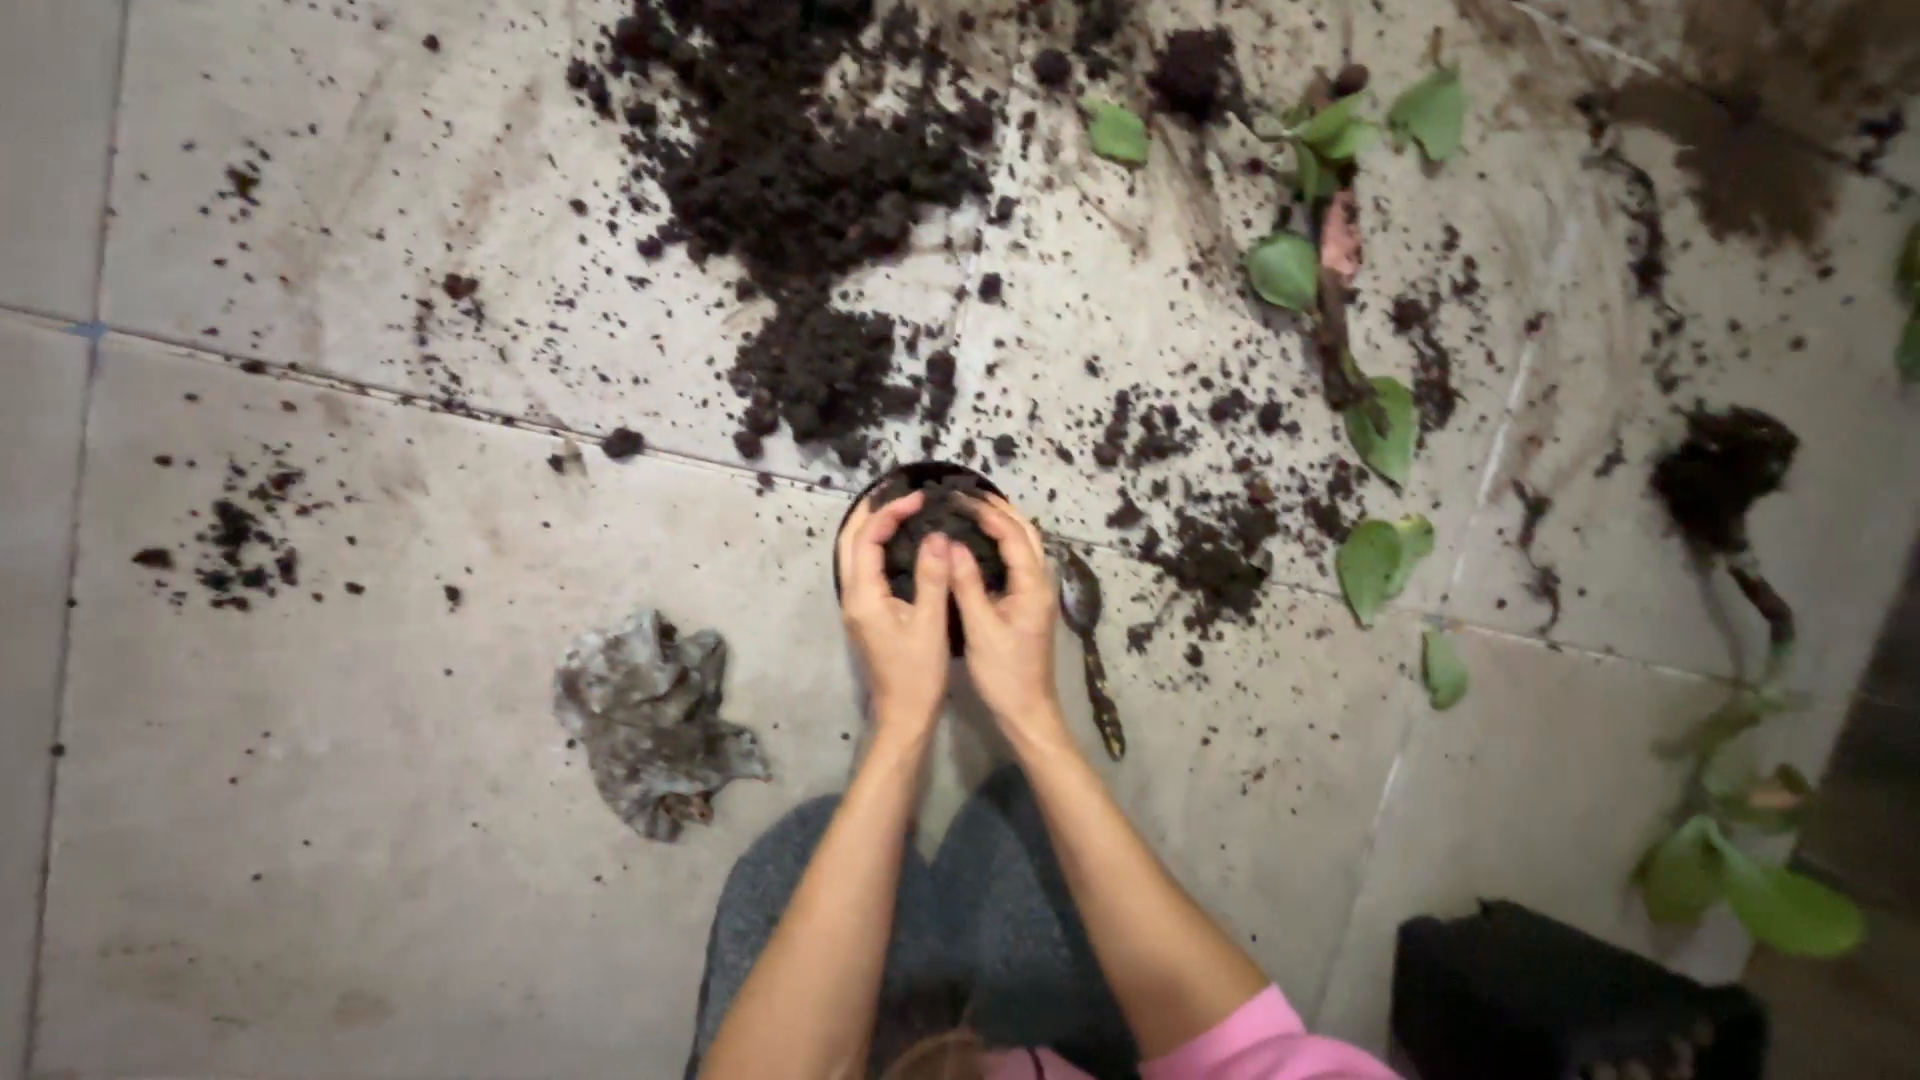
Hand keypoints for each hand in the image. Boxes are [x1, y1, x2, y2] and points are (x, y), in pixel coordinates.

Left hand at [836, 491, 951, 736]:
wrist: (903, 714)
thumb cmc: (918, 673)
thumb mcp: (930, 623)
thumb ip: (932, 577)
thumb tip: (937, 536)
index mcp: (863, 596)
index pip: (867, 540)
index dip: (890, 514)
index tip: (919, 500)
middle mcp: (852, 597)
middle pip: (849, 542)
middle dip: (870, 513)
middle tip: (897, 492)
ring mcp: (856, 606)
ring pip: (853, 555)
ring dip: (870, 528)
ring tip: (898, 508)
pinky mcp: (866, 614)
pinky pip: (864, 569)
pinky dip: (876, 548)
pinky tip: (900, 543)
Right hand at [948, 495, 1065, 741]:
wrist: (1027, 710)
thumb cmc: (1003, 673)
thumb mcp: (981, 628)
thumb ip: (967, 583)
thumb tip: (953, 544)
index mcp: (1032, 585)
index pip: (1013, 535)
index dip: (987, 513)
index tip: (958, 499)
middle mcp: (1041, 583)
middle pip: (1026, 533)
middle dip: (1000, 510)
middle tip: (968, 495)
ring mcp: (1038, 594)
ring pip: (1026, 547)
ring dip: (1004, 525)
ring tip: (974, 510)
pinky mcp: (1030, 604)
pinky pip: (1019, 562)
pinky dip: (1003, 545)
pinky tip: (981, 546)